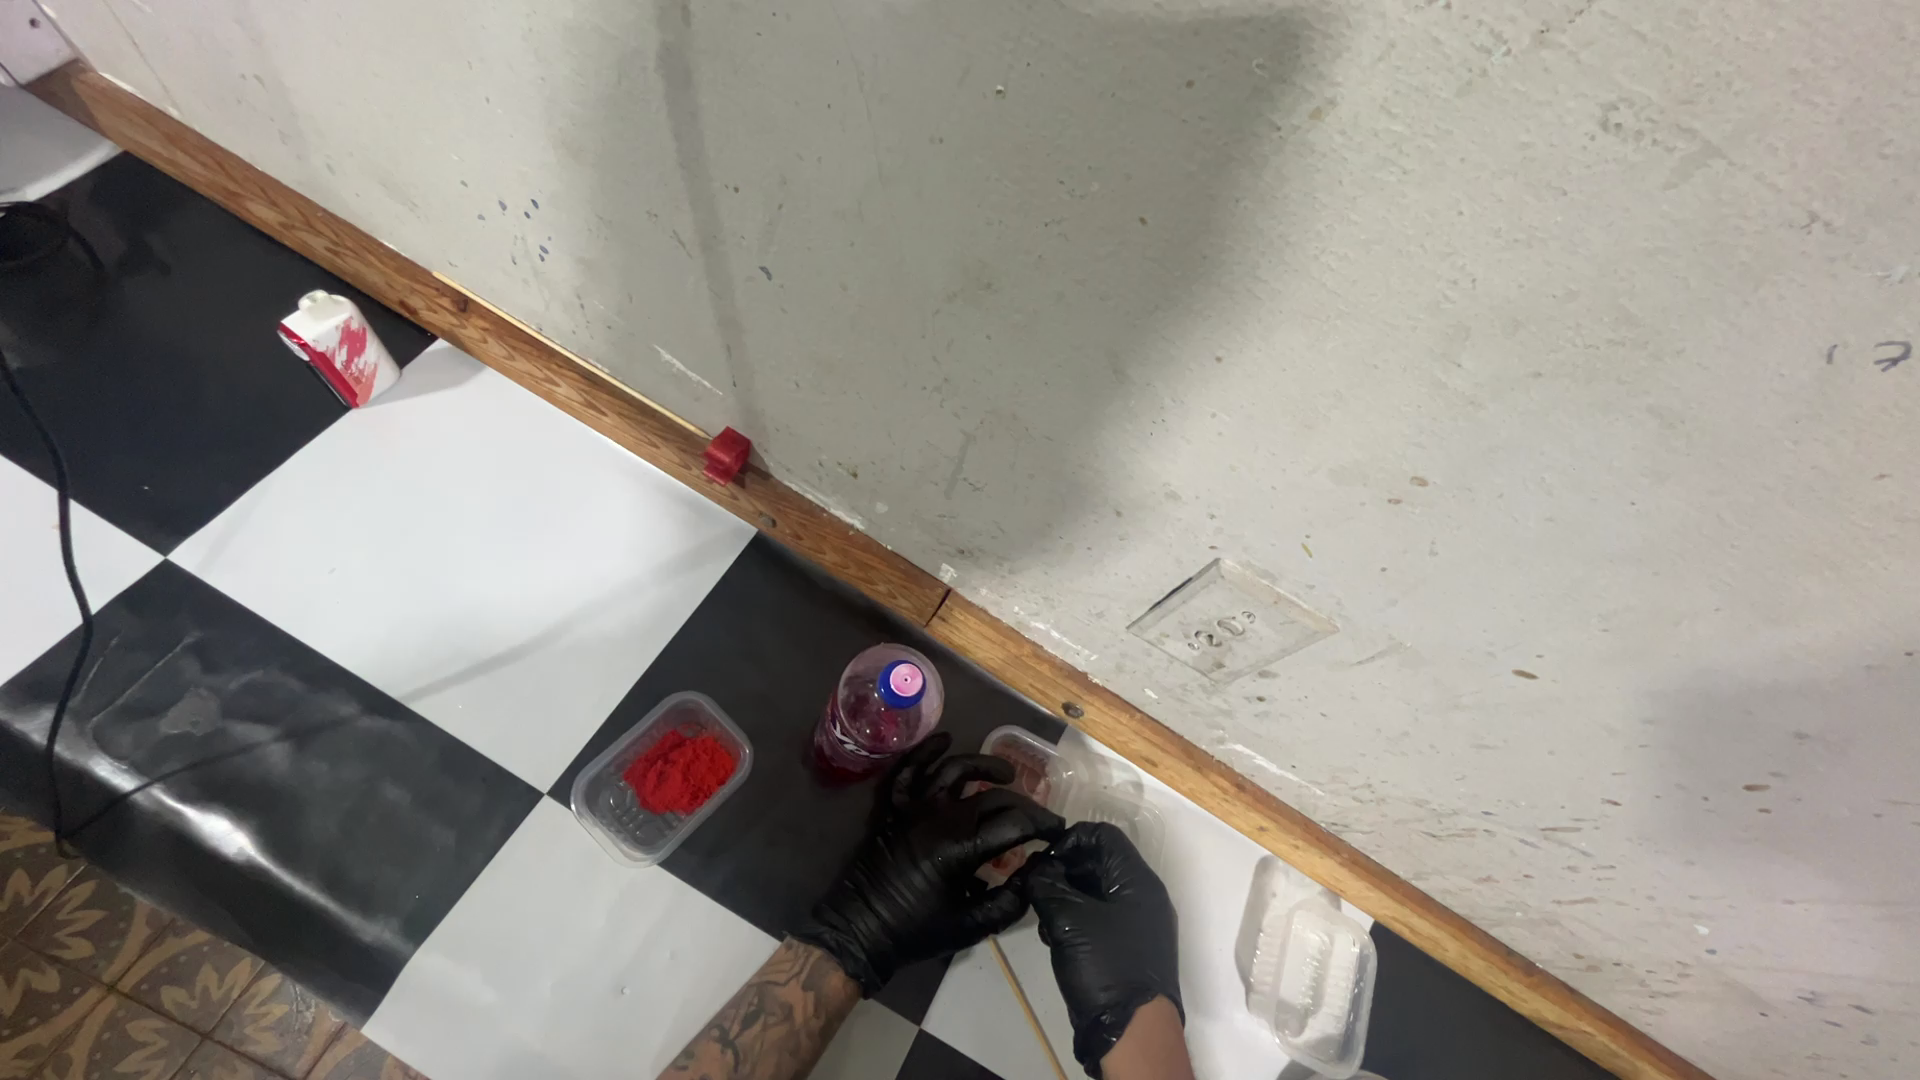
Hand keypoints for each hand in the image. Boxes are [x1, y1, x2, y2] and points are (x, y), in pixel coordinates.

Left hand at [797, 732, 1064, 994]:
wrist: (861, 930)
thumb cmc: (918, 931)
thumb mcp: (973, 926)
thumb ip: (1011, 900)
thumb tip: (1038, 871)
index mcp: (962, 848)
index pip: (1016, 822)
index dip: (1044, 825)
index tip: (1058, 832)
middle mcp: (941, 816)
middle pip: (993, 796)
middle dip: (1024, 804)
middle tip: (1037, 817)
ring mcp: (915, 806)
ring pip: (956, 768)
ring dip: (985, 764)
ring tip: (1006, 774)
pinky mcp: (895, 805)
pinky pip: (910, 767)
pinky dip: (927, 749)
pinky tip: (946, 739)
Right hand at [1016, 822, 1182, 1076]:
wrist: (1133, 1036)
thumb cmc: (1105, 966)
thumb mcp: (1068, 920)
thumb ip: (1047, 884)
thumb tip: (1033, 868)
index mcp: (1138, 880)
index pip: (1103, 835)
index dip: (1070, 839)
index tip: (1043, 859)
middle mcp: (1144, 896)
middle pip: (1100, 861)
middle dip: (1064, 868)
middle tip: (1035, 884)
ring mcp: (1140, 924)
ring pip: (1098, 891)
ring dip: (1067, 895)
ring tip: (1043, 913)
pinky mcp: (1130, 948)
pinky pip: (1102, 917)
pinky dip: (1077, 917)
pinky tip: (1055, 935)